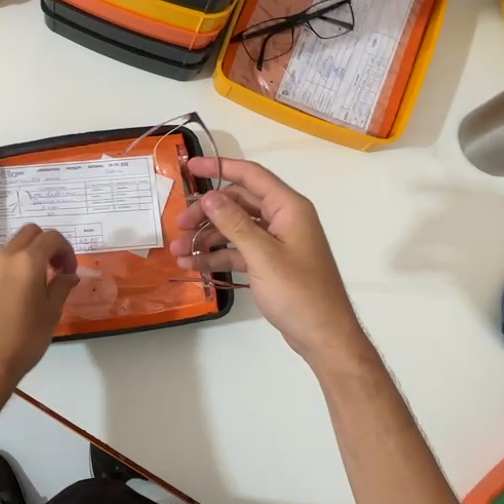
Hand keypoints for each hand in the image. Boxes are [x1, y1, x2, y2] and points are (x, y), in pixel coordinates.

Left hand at [0, 225, 78, 387]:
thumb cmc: (26, 337)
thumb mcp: (52, 312)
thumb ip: (62, 286)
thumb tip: (69, 275)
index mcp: (27, 261)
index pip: (52, 238)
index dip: (66, 250)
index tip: (70, 270)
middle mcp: (6, 257)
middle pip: (30, 233)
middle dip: (47, 244)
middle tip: (57, 268)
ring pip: (14, 245)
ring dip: (30, 253)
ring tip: (41, 280)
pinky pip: (2, 261)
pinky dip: (15, 264)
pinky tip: (22, 290)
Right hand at [170, 158, 353, 361]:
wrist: (324, 336)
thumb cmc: (299, 292)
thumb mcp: (262, 256)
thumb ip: (234, 223)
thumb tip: (209, 196)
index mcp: (288, 208)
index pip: (250, 176)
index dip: (219, 167)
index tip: (190, 167)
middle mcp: (283, 218)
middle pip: (237, 203)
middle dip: (206, 213)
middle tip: (180, 226)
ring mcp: (277, 241)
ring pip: (235, 228)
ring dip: (207, 238)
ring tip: (179, 253)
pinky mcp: (270, 262)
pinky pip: (238, 250)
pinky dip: (217, 256)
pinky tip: (194, 266)